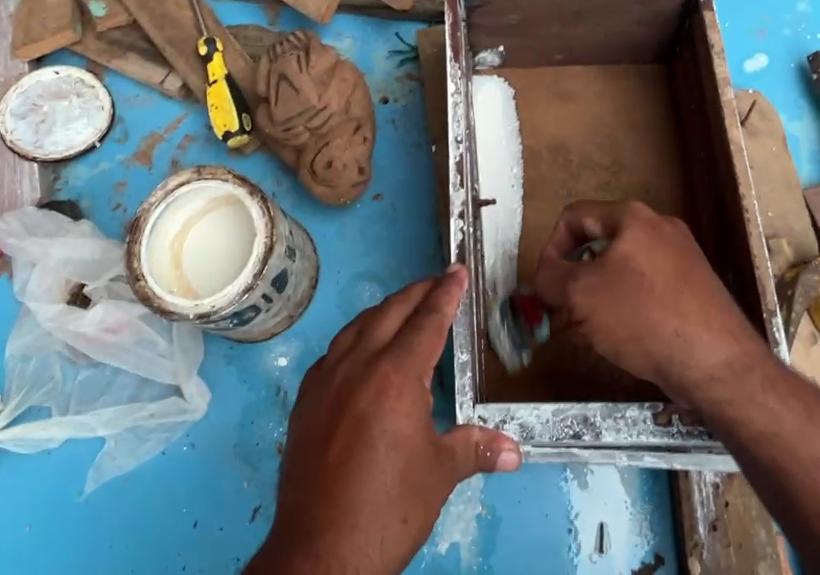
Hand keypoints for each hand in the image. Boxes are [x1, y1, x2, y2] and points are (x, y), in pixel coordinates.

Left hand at [247, 265, 520, 574]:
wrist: (320, 549)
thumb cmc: (389, 508)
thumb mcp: (440, 475)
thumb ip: (475, 449)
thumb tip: (514, 450)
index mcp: (395, 375)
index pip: (427, 321)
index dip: (445, 294)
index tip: (456, 271)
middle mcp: (357, 365)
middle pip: (390, 312)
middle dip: (417, 293)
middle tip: (439, 283)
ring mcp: (325, 380)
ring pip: (357, 327)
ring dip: (384, 312)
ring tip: (404, 311)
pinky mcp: (305, 400)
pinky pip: (334, 353)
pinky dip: (355, 340)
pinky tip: (362, 353)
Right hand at [532, 200, 766, 404]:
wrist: (717, 364)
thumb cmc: (643, 317)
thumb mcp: (579, 295)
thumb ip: (549, 279)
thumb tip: (543, 277)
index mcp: (632, 217)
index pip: (573, 217)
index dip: (550, 249)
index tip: (545, 284)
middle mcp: (659, 229)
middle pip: (597, 246)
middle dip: (572, 281)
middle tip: (559, 313)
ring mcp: (680, 260)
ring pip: (619, 272)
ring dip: (593, 299)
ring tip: (582, 333)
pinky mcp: (693, 290)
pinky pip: (644, 291)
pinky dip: (622, 309)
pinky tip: (614, 340)